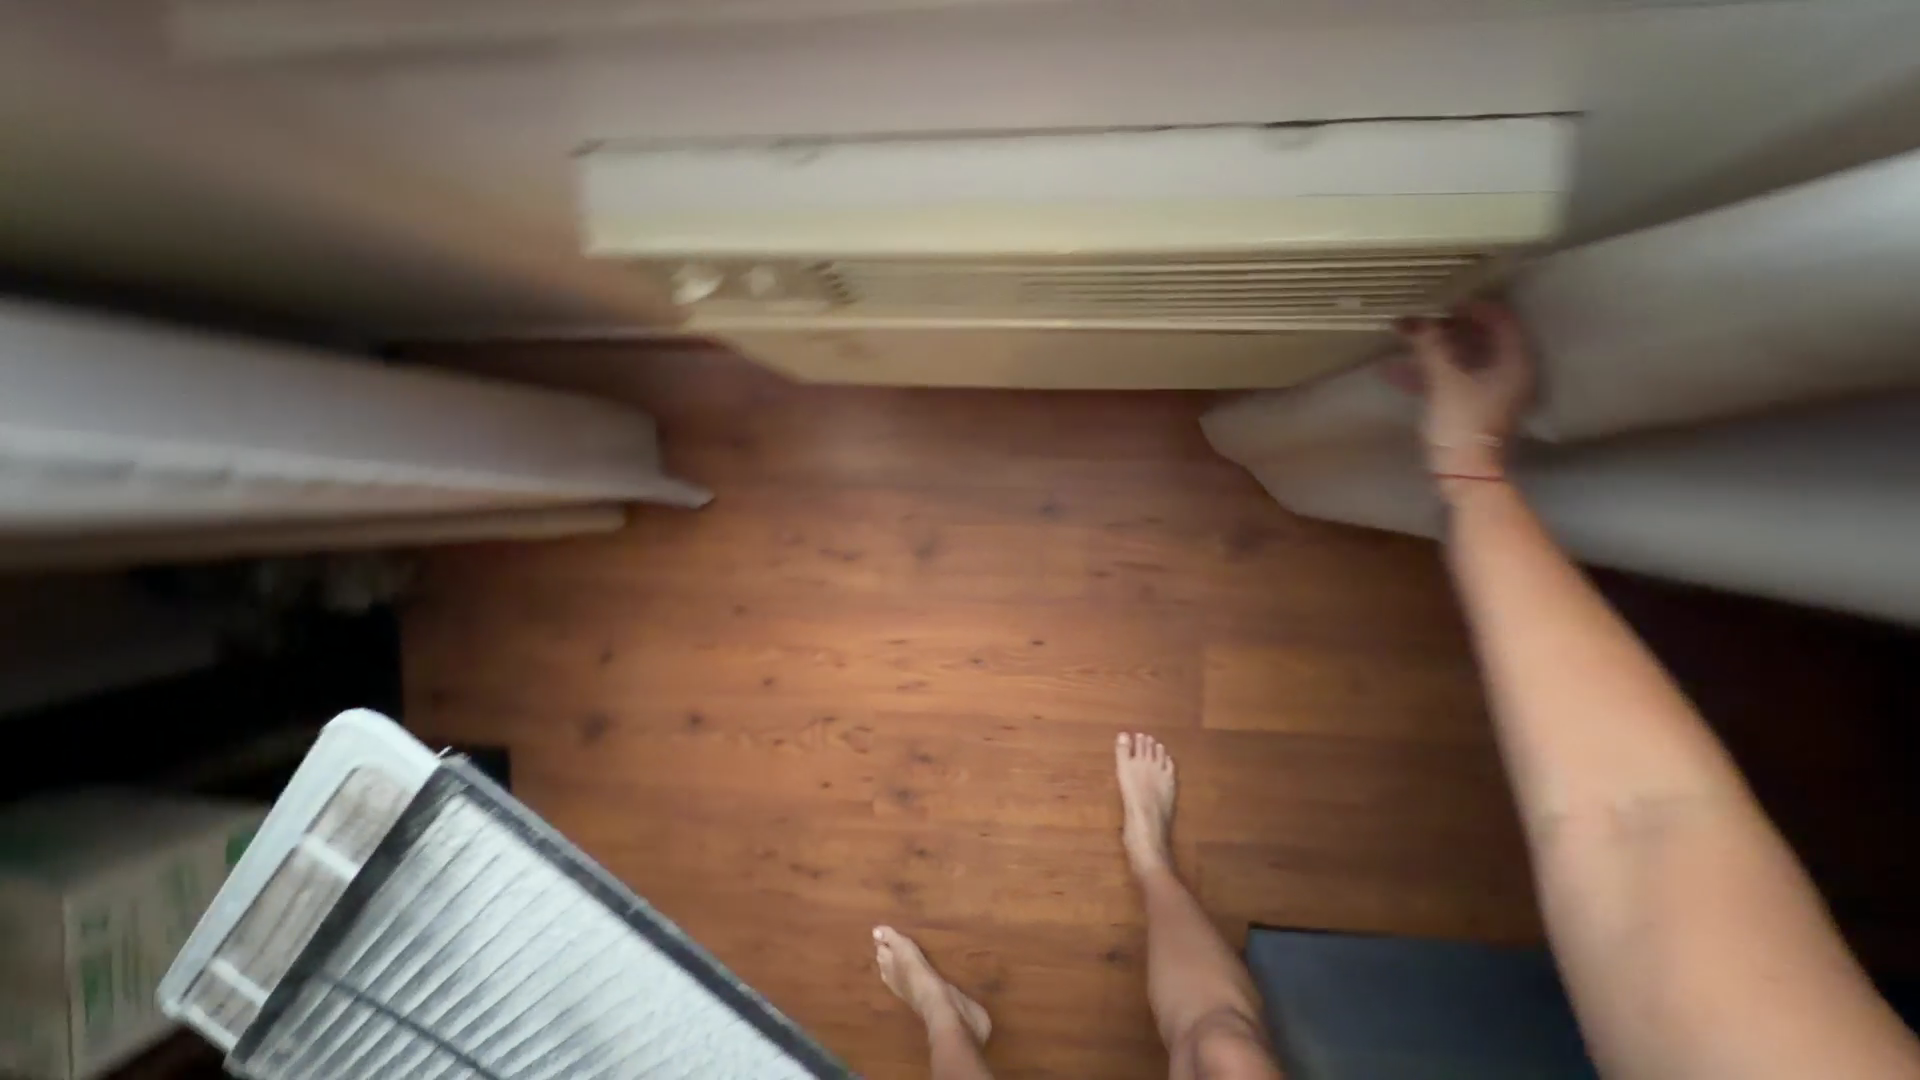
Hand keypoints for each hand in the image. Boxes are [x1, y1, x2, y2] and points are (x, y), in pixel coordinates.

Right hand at [1394, 301, 1535, 483]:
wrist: (1465, 474)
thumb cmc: (1462, 425)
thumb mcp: (1443, 382)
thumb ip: (1429, 347)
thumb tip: (1413, 319)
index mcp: (1515, 361)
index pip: (1499, 319)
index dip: (1470, 307)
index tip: (1440, 302)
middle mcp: (1510, 372)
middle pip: (1480, 338)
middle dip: (1445, 328)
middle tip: (1418, 319)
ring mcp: (1492, 391)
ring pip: (1462, 359)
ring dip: (1432, 351)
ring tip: (1401, 341)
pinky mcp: (1474, 407)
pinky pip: (1452, 380)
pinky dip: (1428, 373)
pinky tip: (1395, 372)